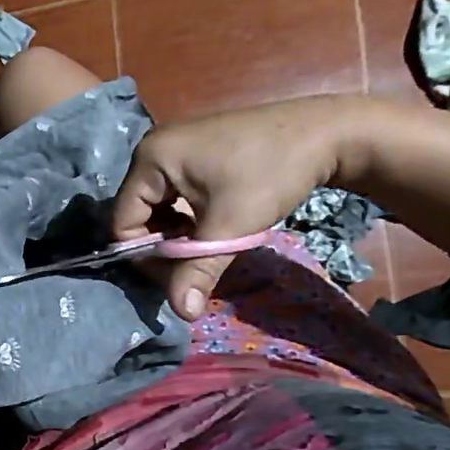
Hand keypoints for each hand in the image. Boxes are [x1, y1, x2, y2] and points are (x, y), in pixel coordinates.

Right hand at [114, 97, 349, 317]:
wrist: (325, 133)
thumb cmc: (270, 175)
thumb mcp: (229, 227)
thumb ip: (198, 271)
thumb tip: (182, 315)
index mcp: (150, 159)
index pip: (124, 221)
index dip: (146, 256)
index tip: (178, 275)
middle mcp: (153, 149)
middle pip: (137, 214)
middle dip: (162, 246)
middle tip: (196, 264)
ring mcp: (174, 147)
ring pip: (157, 207)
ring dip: (177, 235)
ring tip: (207, 246)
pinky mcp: (193, 152)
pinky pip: (174, 194)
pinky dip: (187, 218)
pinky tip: (211, 227)